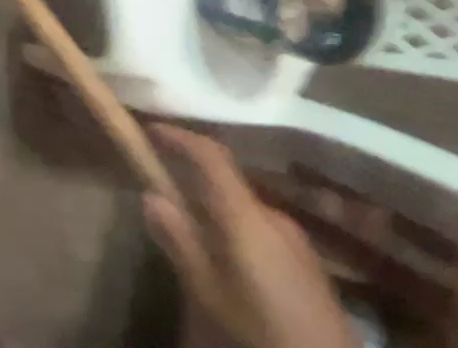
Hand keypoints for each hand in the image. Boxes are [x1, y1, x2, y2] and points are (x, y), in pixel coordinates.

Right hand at [145, 125, 355, 347]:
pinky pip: (261, 230)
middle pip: (226, 183)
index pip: (211, 156)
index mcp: (246, 216)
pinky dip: (235, 231)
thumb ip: (180, 242)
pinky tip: (228, 267)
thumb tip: (151, 196)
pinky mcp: (307, 263)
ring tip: (191, 239)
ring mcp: (295, 239)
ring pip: (243, 209)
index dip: (181, 137)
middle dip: (193, 182)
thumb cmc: (263, 331)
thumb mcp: (210, 294)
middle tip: (162, 198)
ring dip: (214, 212)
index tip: (151, 131)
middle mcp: (273, 216)